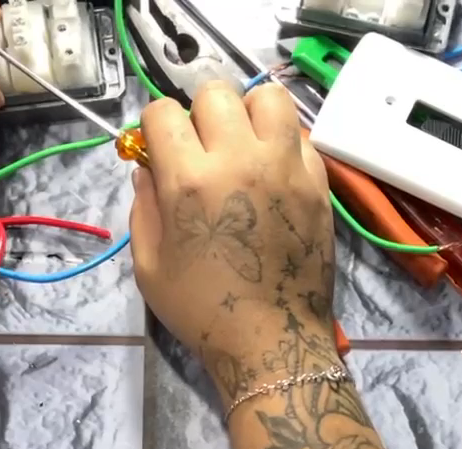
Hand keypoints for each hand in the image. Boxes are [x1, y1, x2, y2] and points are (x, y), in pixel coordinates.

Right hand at [130, 82, 335, 404]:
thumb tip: (148, 171)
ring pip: (268, 97)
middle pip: (215, 93)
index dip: (156, 130)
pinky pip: (300, 135)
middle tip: (203, 154)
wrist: (271, 343)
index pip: (163, 112)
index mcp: (188, 181)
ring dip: (249, 115)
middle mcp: (238, 160)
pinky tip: (274, 175)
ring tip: (245, 149)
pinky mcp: (318, 185)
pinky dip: (283, 144)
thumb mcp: (150, 270)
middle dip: (200, 117)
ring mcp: (284, 168)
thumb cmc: (203, 313)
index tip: (162, 154)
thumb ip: (143, 211)